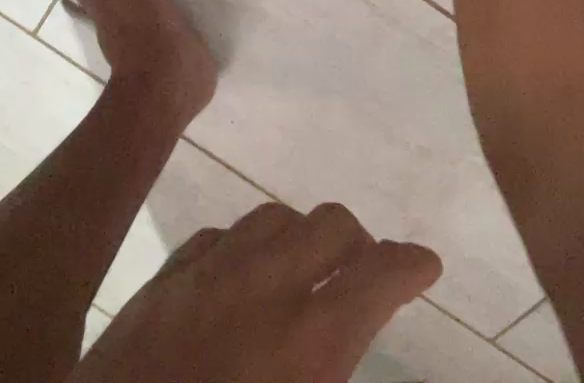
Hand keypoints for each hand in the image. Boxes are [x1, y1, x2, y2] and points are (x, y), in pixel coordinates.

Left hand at [69, 202, 442, 382]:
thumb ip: (326, 369)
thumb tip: (343, 339)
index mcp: (308, 340)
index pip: (380, 274)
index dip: (411, 265)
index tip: (425, 266)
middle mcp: (262, 290)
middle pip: (332, 224)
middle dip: (360, 243)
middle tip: (364, 275)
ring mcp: (205, 277)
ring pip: (273, 217)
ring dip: (301, 238)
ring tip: (304, 271)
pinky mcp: (159, 283)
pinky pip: (219, 236)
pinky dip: (245, 247)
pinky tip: (240, 278)